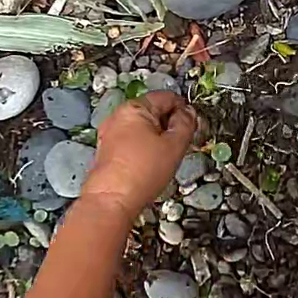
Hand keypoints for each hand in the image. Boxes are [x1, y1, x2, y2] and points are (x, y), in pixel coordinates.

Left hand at [81, 90, 198, 215]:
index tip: (191, 124)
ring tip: (163, 158)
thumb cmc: (141, 172)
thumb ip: (186, 124)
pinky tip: (148, 166)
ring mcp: (110, 133)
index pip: (166, 97)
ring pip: (142, 128)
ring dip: (156, 138)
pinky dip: (143, 149)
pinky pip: (131, 142)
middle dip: (169, 125)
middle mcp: (118, 116)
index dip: (183, 109)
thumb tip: (189, 112)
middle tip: (178, 145)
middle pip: (153, 111)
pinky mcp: (107, 151)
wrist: (111, 200)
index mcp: (134, 108)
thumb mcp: (174, 146)